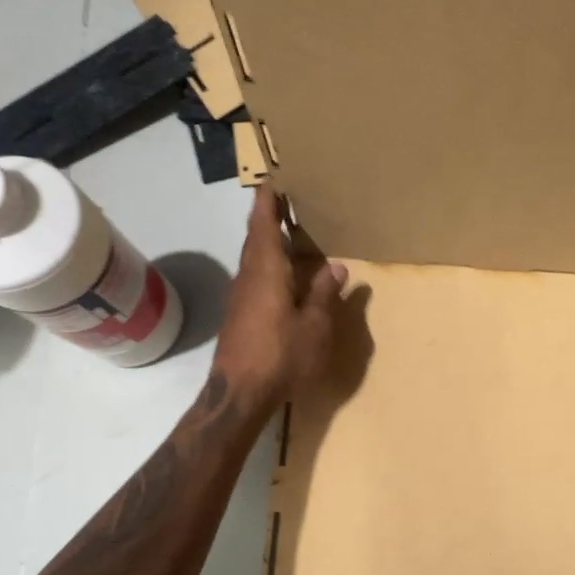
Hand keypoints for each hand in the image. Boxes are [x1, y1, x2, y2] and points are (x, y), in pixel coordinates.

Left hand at [212, 186, 347, 401]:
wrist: (239, 394)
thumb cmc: (281, 356)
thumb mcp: (314, 326)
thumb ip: (323, 295)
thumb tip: (334, 267)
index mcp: (267, 271)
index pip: (263, 225)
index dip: (267, 202)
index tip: (272, 180)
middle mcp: (249, 278)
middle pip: (256, 240)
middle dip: (269, 219)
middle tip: (288, 203)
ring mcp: (241, 298)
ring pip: (255, 261)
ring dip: (270, 244)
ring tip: (292, 236)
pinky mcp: (240, 317)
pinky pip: (256, 280)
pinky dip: (270, 267)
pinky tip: (286, 278)